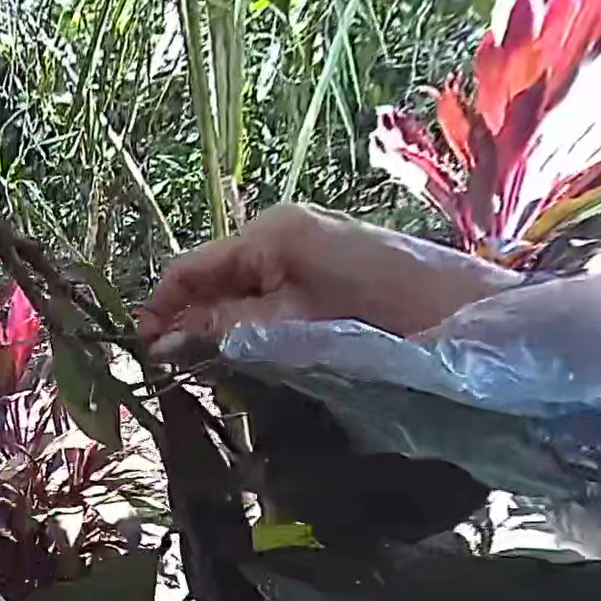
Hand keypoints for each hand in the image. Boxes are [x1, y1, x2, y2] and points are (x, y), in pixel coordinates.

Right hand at [136, 203, 519, 359]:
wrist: (458, 316)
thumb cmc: (372, 314)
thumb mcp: (286, 324)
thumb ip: (223, 329)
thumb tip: (162, 343)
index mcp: (266, 234)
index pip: (190, 267)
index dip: (160, 306)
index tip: (143, 348)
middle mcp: (277, 233)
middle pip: (210, 279)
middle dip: (186, 321)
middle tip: (171, 366)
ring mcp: (299, 252)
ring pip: (235, 292)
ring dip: (214, 328)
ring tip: (202, 364)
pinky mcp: (316, 274)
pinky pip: (262, 298)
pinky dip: (245, 326)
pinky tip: (243, 351)